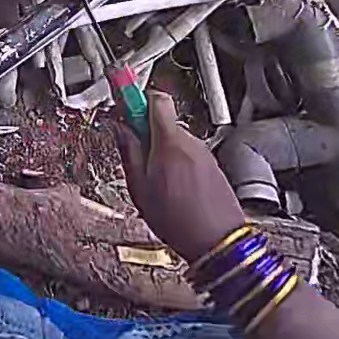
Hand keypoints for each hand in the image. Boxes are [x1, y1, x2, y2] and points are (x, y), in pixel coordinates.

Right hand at [116, 91, 249, 261]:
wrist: (219, 244)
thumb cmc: (180, 220)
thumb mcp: (140, 186)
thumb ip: (129, 151)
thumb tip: (119, 129)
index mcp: (169, 142)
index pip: (155, 99)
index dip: (135, 97)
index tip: (121, 94)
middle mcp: (191, 142)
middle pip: (162, 119)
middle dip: (145, 130)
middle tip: (133, 150)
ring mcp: (204, 153)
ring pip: (174, 137)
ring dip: (160, 148)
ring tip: (154, 177)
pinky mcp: (212, 166)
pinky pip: (187, 152)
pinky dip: (175, 161)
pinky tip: (171, 186)